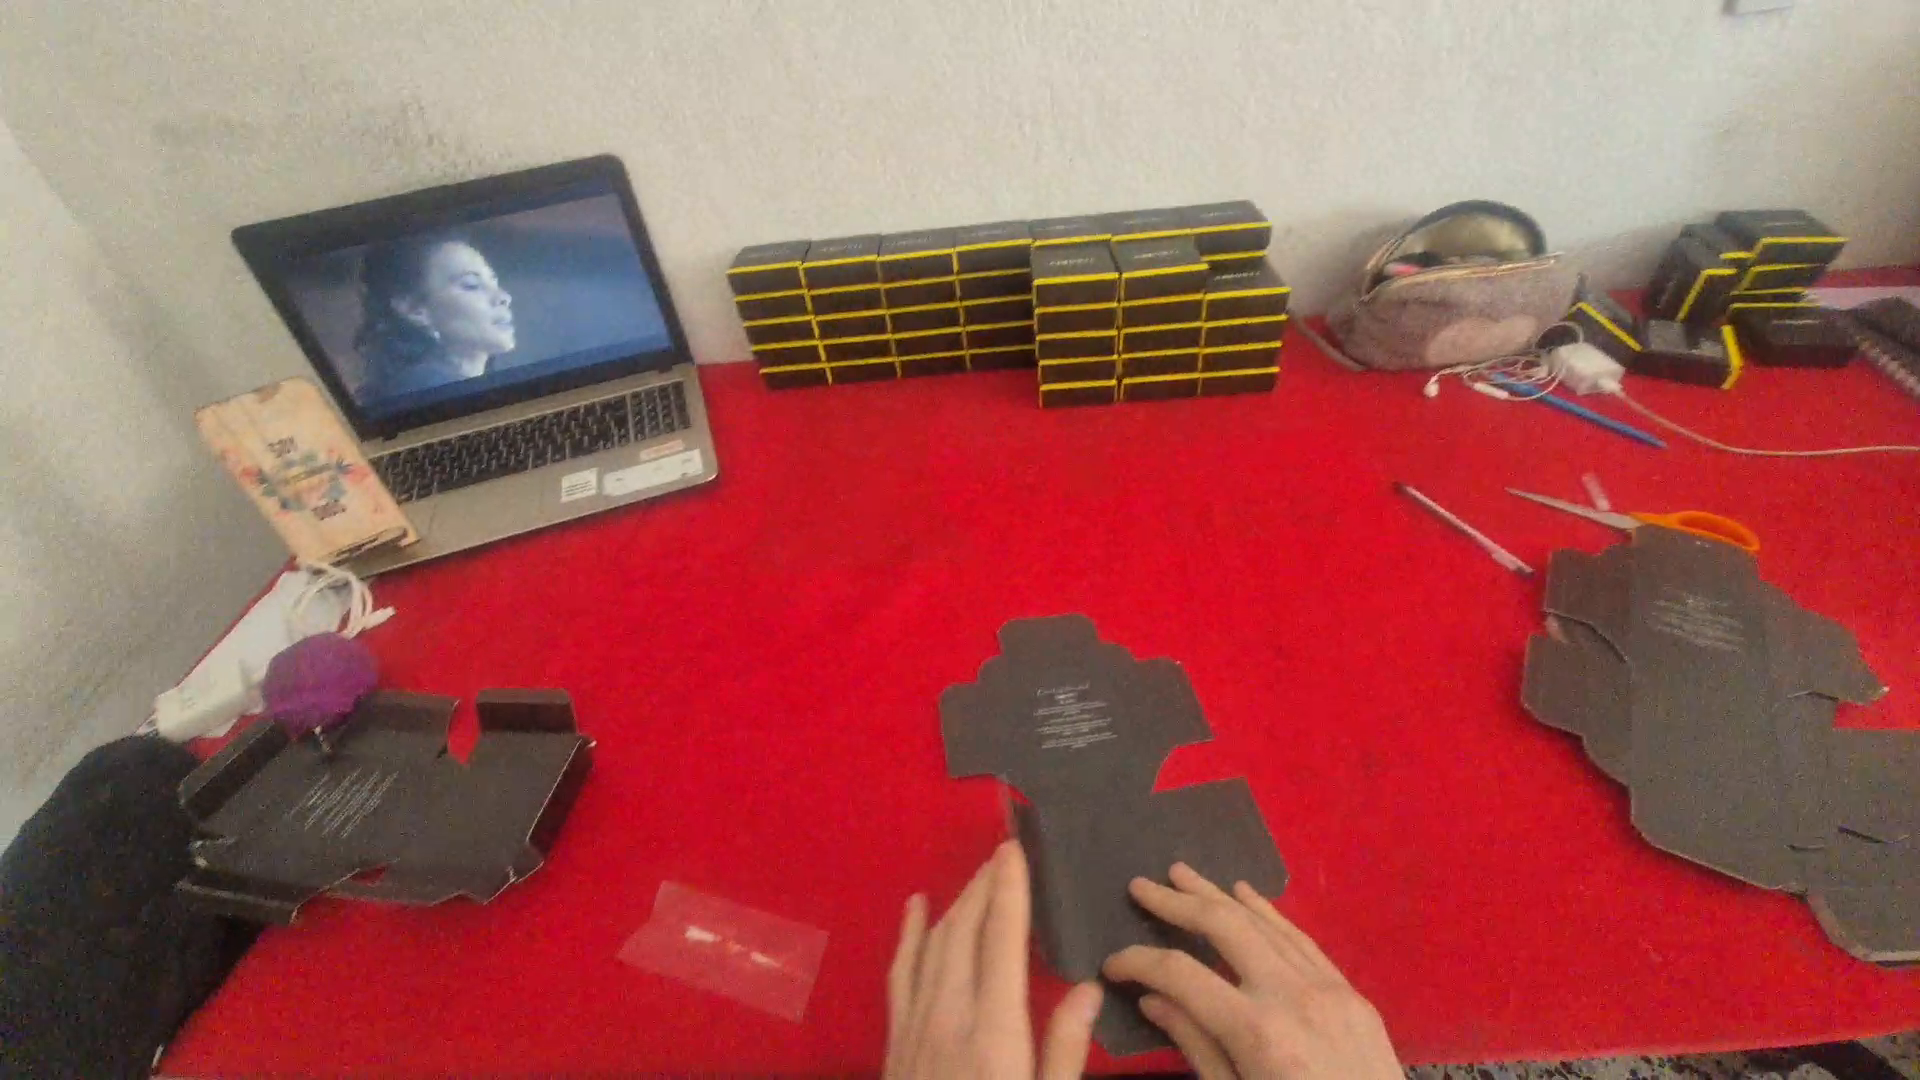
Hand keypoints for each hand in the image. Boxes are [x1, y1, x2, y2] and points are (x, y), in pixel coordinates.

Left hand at [886, 840, 1104, 1079]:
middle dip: (984, 885)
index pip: (1001, 942)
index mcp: (994, 1033)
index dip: (1008, 890)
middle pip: (964, 931)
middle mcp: (949, 1016)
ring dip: (957, 902)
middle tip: (1002, 853)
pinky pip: (900, 972)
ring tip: (979, 875)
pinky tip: (916, 906)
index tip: (1013, 850)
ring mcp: (915, 1024)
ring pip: (934, 943)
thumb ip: (1065, 1051)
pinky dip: (910, 933)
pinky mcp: (895, 1038)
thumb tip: (1088, 988)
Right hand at [1102, 863, 1400, 1079]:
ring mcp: (1328, 990)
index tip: (1112, 964)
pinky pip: (1301, 940)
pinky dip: (1268, 912)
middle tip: (1140, 886)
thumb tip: (1153, 998)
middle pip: (1222, 926)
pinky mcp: (1353, 996)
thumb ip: (1197, 1048)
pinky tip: (1244, 893)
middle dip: (1175, 902)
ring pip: (1261, 922)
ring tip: (1179, 872)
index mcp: (1259, 1034)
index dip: (1139, 962)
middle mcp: (1292, 997)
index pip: (1181, 974)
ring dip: (1216, 894)